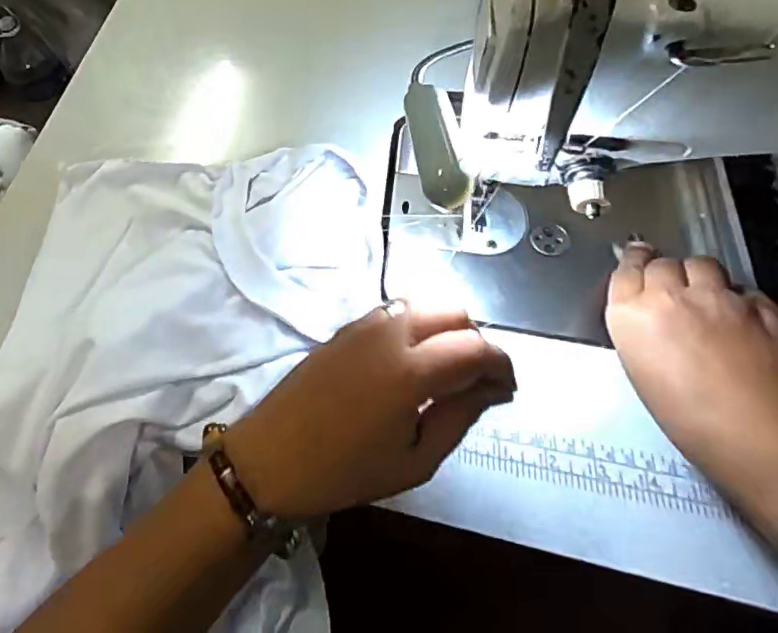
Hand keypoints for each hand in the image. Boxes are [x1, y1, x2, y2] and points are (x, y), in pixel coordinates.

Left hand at [225, 305, 515, 518]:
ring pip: (429, 305)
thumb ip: (458, 418)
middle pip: (457, 313)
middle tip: (481, 381)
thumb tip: (490, 390)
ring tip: (451, 370)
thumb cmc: (343, 471)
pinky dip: (423, 325)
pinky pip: (401, 311)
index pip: (477, 347)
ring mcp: (369, 322)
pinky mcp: (351, 324)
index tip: (508, 389)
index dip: (502, 364)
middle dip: (479, 341)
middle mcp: (394, 331)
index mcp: (412, 368)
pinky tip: (416, 360)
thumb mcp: (413, 461)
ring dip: (450, 329)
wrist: (269, 457)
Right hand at [606, 244, 777, 480]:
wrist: (769, 446)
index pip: (626, 271)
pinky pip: (743, 290)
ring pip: (702, 264)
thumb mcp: (646, 381)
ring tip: (704, 298)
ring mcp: (720, 298)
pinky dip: (739, 299)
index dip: (633, 266)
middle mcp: (673, 297)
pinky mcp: (761, 306)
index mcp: (634, 317)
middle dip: (665, 273)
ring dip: (699, 276)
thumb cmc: (699, 430)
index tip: (636, 263)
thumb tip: (650, 323)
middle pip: (663, 263)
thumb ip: (641, 337)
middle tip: (670, 292)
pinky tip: (742, 320)